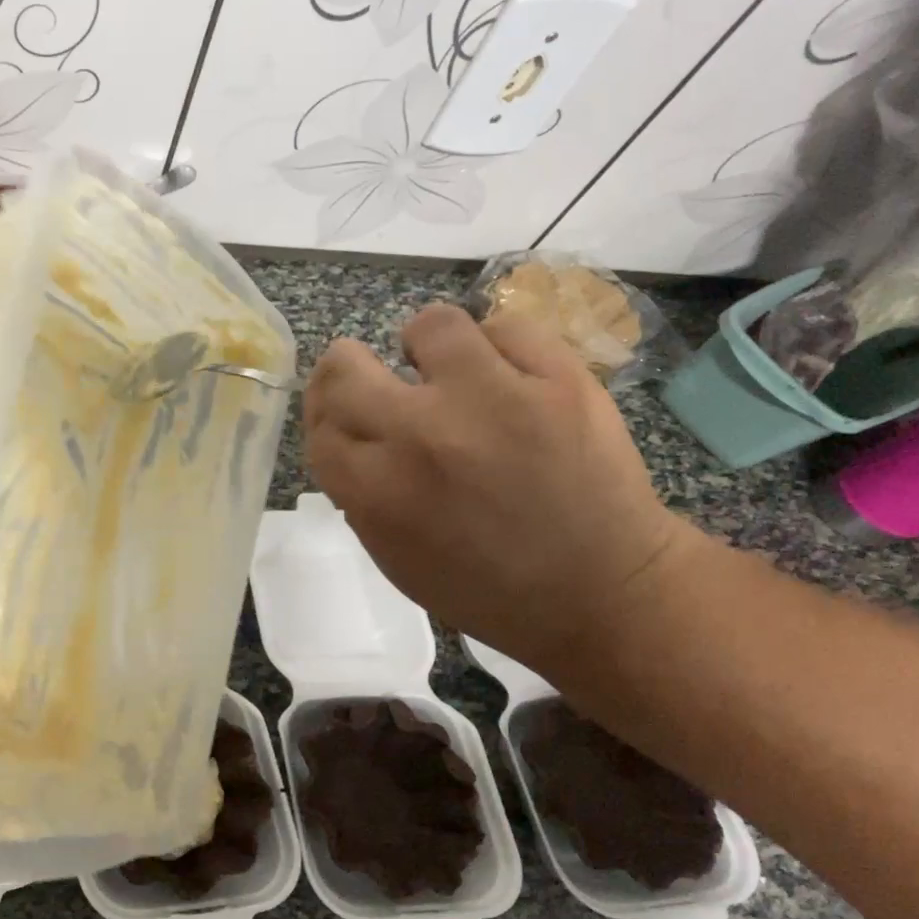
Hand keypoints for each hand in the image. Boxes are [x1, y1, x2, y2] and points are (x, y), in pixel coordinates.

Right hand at [302, 303, 696, 665]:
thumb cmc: (483, 587)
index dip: (325, 413)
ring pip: (430, 326)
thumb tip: (349, 434)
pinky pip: (508, 328)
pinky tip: (506, 378)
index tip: (345, 414)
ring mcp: (492, 401)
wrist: (600, 592)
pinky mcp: (559, 380)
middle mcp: (420, 436)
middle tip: (375, 379)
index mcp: (375, 489)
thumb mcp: (391, 554)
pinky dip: (499, 350)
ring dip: (428, 347)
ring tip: (449, 369)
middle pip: (344, 367)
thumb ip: (358, 491)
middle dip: (349, 368)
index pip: (318, 421)